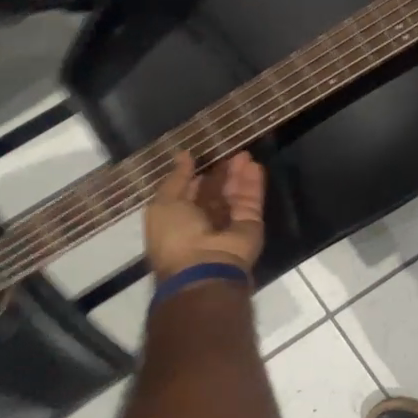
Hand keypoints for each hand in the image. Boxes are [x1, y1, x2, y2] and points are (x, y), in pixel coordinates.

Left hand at [145, 150, 266, 279]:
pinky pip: (252, 200)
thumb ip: (176, 178)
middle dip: (221, 172)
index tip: (203, 153)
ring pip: (235, 193)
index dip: (195, 174)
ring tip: (243, 153)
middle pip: (215, 192)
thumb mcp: (163, 204)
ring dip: (239, 174)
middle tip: (228, 150)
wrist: (204, 267)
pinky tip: (253, 165)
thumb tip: (184, 155)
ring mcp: (229, 223)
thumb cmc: (175, 236)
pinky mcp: (250, 224)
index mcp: (178, 220)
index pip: (188, 193)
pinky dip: (253, 183)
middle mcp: (204, 222)